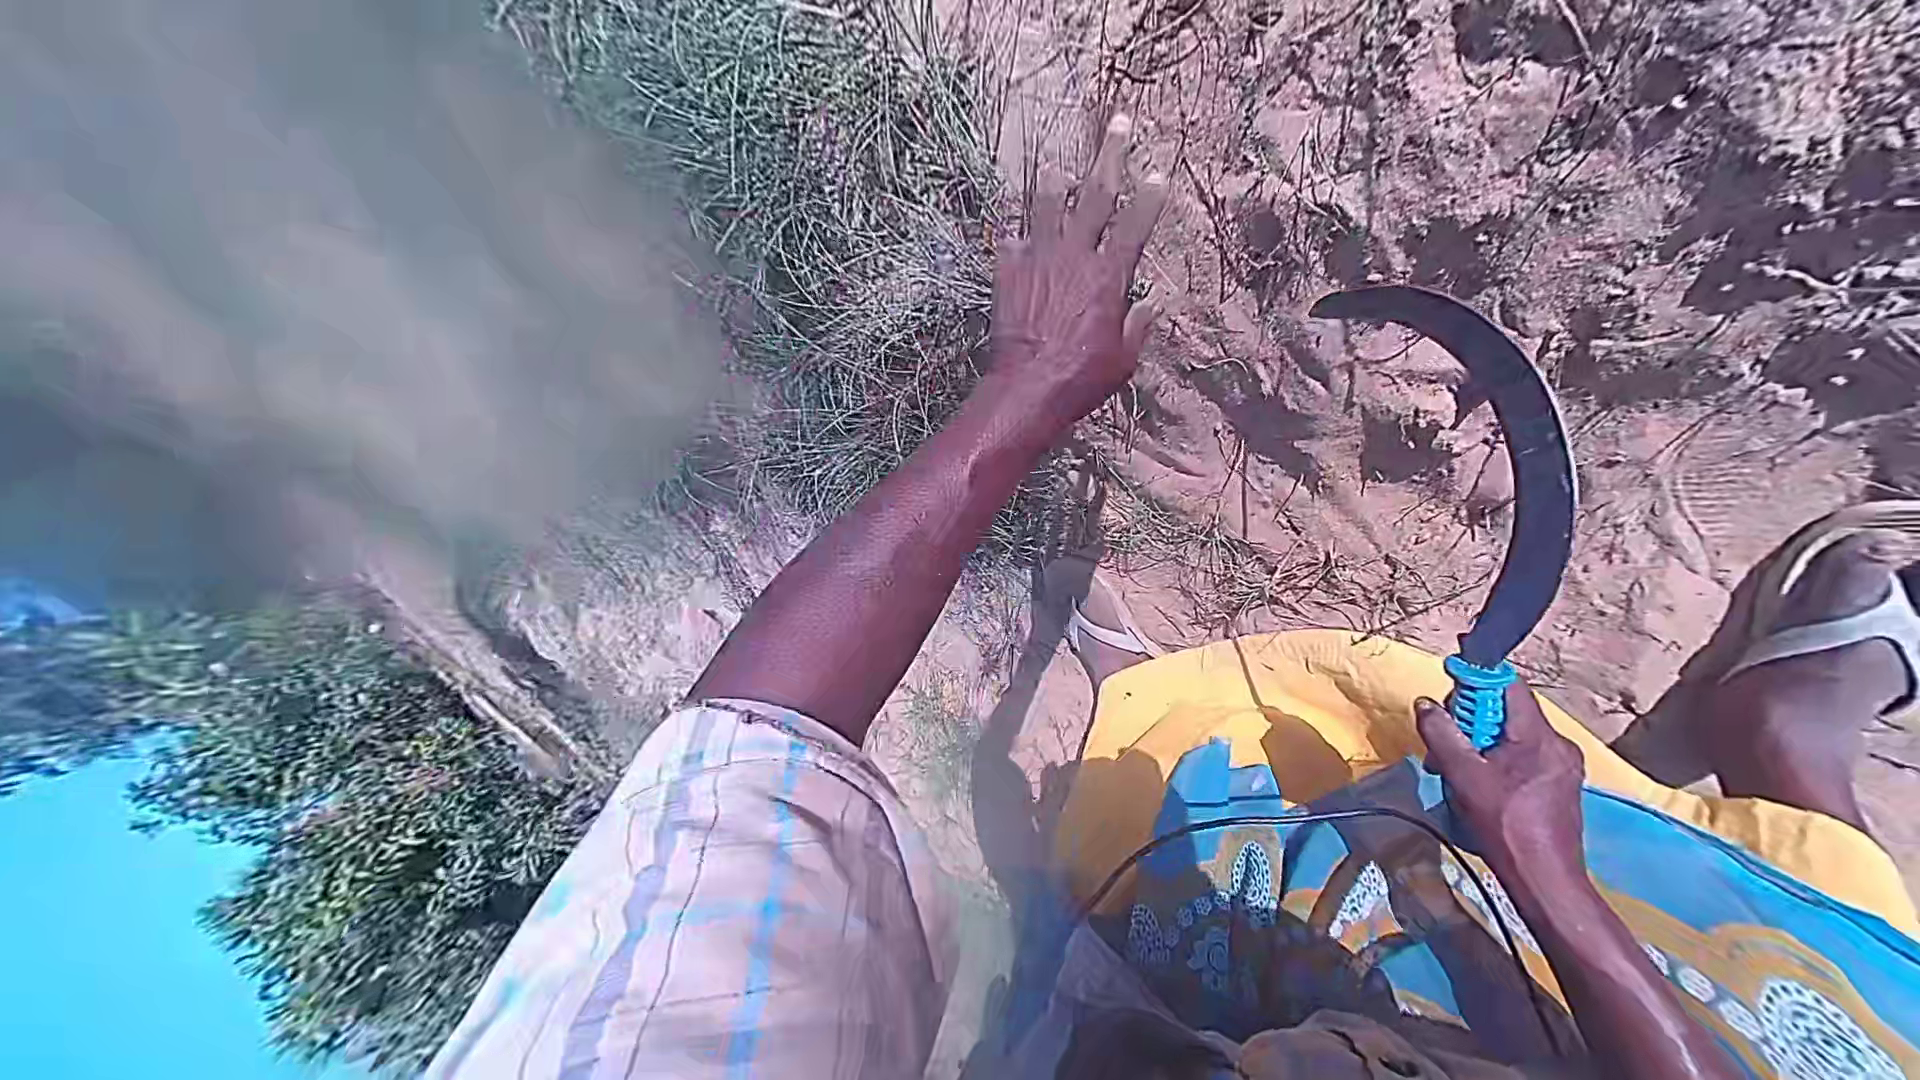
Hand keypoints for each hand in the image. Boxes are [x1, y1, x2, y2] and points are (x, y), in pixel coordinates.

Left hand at [985, 114, 1168, 432]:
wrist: (1027, 388)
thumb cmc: (1080, 379)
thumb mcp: (1123, 360)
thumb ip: (1138, 327)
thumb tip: (1151, 306)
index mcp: (1108, 276)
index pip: (1136, 224)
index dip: (1150, 196)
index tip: (1159, 172)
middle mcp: (1074, 256)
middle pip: (1095, 194)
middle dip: (1111, 155)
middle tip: (1119, 124)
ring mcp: (1038, 260)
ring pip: (1046, 204)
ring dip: (1053, 180)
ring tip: (1056, 165)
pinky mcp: (1007, 273)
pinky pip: (1008, 237)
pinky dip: (1011, 226)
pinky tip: (1010, 219)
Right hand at [1416, 681, 1587, 895]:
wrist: (1544, 877)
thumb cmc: (1504, 823)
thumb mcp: (1462, 774)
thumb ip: (1441, 732)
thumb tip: (1427, 703)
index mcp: (1540, 738)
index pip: (1509, 685)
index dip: (1477, 674)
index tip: (1450, 672)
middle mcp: (1558, 745)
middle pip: (1506, 708)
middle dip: (1469, 716)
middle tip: (1444, 739)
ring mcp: (1561, 765)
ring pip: (1510, 731)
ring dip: (1476, 738)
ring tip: (1454, 765)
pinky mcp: (1557, 781)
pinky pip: (1518, 750)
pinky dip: (1491, 754)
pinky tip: (1474, 777)